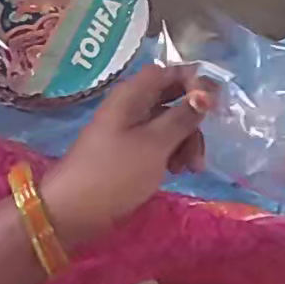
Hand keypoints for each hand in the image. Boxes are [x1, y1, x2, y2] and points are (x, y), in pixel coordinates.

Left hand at [41, 64, 215, 246]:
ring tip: (189, 170)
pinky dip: (171, 153)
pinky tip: (176, 172)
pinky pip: (158, 143)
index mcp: (132, 95)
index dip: (194, 83)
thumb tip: (206, 92)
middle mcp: (130, 106)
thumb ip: (183, 117)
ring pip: (168, 124)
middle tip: (200, 151)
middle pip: (172, 99)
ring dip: (185, 142)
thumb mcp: (155, 144)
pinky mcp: (128, 152)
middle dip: (192, 122)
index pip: (170, 72)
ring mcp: (128, 129)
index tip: (212, 107)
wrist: (72, 212)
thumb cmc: (114, 173)